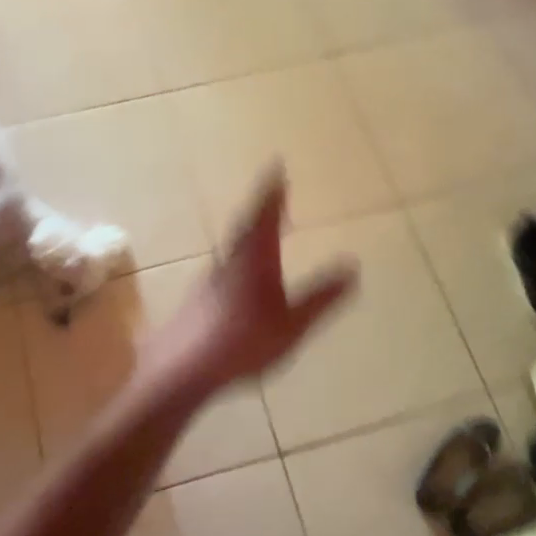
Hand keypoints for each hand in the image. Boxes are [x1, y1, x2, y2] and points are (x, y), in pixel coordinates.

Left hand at [139, 167, 357, 400]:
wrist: (183, 369)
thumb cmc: (244, 342)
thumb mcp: (293, 323)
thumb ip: (321, 297)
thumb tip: (352, 267)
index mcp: (254, 260)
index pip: (265, 216)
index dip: (272, 193)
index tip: (277, 167)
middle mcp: (228, 263)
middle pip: (245, 229)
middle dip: (260, 210)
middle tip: (271, 195)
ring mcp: (208, 282)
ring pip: (231, 250)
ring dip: (247, 237)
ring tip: (259, 234)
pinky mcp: (195, 303)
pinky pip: (223, 272)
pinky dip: (235, 265)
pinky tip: (236, 281)